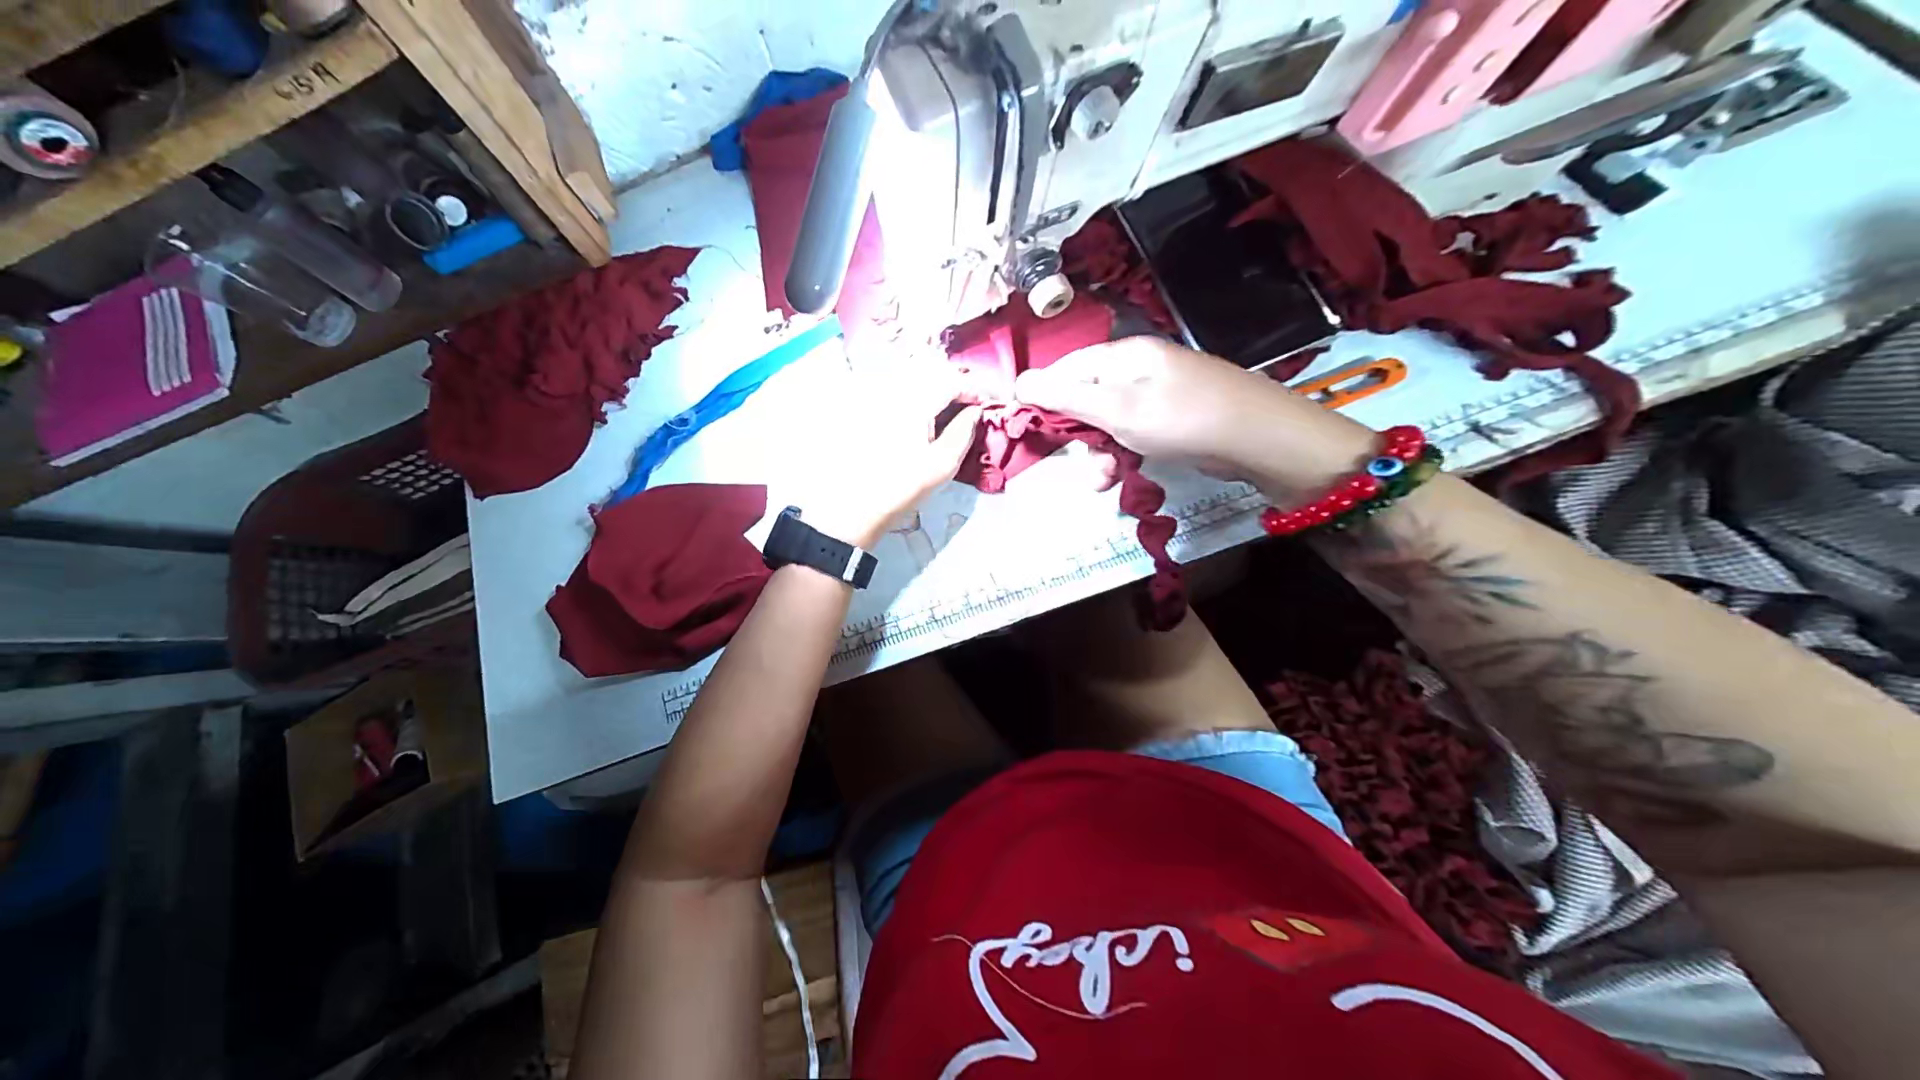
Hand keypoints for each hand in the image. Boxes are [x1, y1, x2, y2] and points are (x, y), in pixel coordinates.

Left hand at [801, 356, 980, 549]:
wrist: (853, 508)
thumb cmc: (902, 488)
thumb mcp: (943, 464)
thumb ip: (964, 431)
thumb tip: (976, 411)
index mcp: (914, 398)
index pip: (952, 380)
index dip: (975, 390)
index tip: (989, 403)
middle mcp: (890, 387)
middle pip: (931, 374)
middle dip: (954, 387)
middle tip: (970, 406)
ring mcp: (871, 395)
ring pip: (911, 379)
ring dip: (933, 390)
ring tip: (946, 412)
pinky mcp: (859, 408)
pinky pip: (892, 391)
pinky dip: (912, 398)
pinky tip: (917, 420)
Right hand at [1013, 336, 1376, 495]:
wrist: (1258, 439)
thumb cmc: (1181, 418)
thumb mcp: (1116, 409)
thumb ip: (1066, 397)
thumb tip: (1019, 381)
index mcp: (1122, 356)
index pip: (1066, 369)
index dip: (1043, 397)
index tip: (1029, 429)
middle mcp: (1137, 370)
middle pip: (1086, 400)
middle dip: (1078, 437)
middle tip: (1083, 464)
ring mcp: (1157, 395)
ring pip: (1108, 424)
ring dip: (1100, 454)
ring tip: (1106, 480)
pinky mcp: (1172, 420)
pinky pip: (1133, 435)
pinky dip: (1124, 456)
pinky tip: (1124, 476)